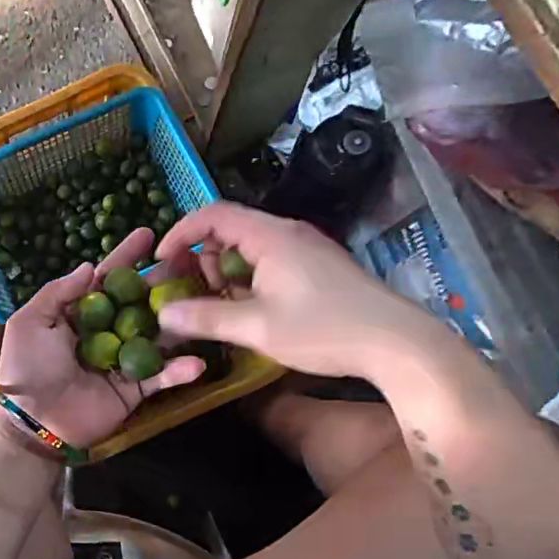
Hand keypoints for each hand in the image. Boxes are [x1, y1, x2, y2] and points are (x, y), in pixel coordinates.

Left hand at [0, 228, 204, 448]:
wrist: (32, 420)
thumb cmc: (26, 366)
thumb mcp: (30, 322)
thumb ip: (59, 292)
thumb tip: (89, 267)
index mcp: (80, 313)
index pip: (107, 279)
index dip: (126, 257)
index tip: (148, 234)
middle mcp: (106, 332)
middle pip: (140, 302)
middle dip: (164, 282)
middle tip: (193, 261)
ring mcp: (123, 360)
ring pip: (158, 335)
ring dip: (181, 319)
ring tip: (206, 300)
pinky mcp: (134, 390)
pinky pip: (160, 377)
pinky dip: (179, 371)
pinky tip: (197, 361)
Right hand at [152, 202, 465, 381]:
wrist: (398, 343)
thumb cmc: (324, 330)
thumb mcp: (257, 327)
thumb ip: (206, 318)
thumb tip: (163, 314)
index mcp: (271, 236)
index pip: (213, 215)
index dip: (180, 233)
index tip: (161, 261)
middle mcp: (287, 232)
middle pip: (229, 228)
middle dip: (199, 255)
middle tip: (185, 287)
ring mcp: (306, 248)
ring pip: (249, 246)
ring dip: (223, 269)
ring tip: (213, 301)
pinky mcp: (317, 266)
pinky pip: (269, 259)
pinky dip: (246, 276)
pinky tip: (247, 306)